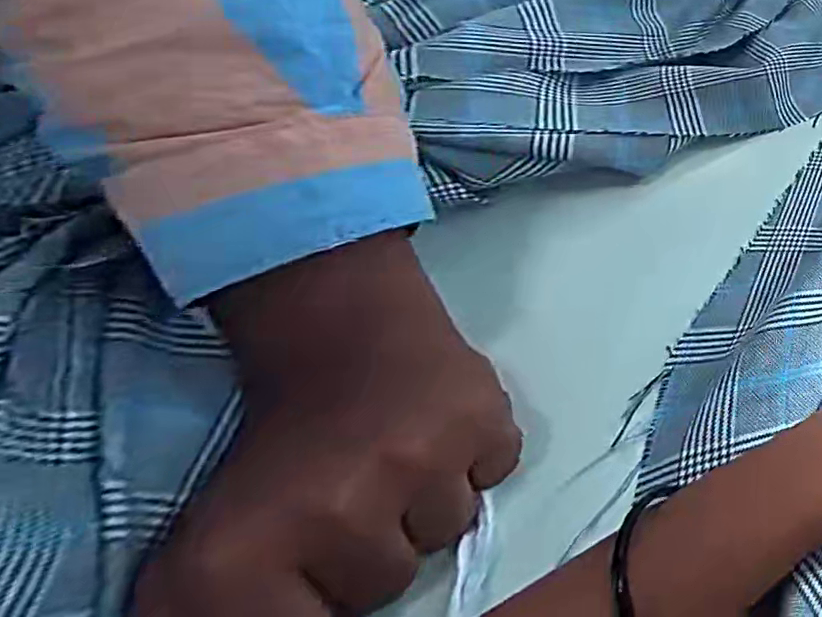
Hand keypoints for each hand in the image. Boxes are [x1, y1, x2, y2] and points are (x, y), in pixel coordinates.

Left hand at [134, 233, 521, 616]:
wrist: (349, 344)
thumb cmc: (285, 453)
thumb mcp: (208, 552)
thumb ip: (233, 613)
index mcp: (242, 563)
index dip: (322, 601)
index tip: (324, 567)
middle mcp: (336, 515)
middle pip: (390, 584)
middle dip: (385, 548)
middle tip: (370, 500)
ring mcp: (422, 464)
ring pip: (451, 529)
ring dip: (437, 501)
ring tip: (413, 462)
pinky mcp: (484, 422)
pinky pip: (500, 469)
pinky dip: (484, 457)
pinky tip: (452, 435)